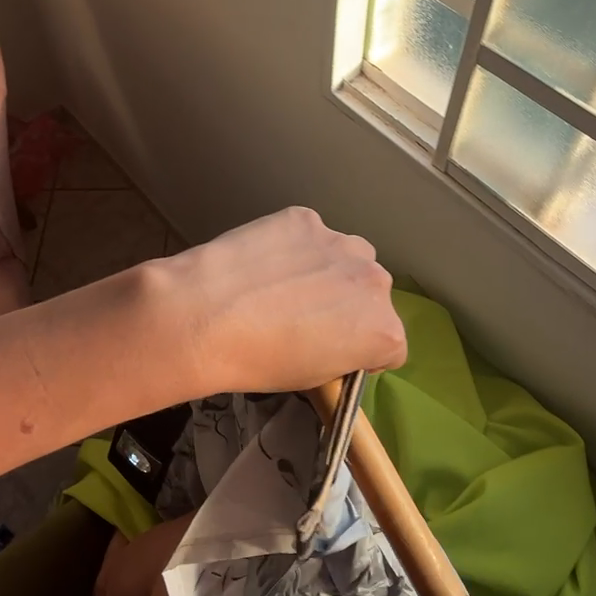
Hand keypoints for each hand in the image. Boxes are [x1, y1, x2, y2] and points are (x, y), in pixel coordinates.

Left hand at [146, 206, 405, 395]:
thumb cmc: (258, 360)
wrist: (206, 316)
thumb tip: (332, 336)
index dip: (359, 350)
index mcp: (385, 331)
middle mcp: (375, 280)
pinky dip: (292, 245)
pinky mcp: (305, 218)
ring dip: (325, 268)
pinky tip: (262, 260)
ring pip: (344, 256)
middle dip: (346, 303)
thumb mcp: (313, 377)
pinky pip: (308, 234)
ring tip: (280, 284)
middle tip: (303, 316)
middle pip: (370, 293)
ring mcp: (339, 242)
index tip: (330, 351)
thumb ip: (342, 350)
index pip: (389, 344)